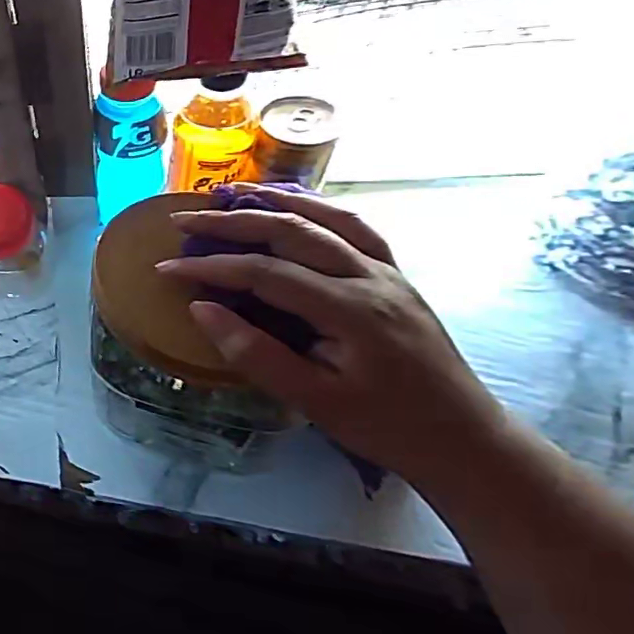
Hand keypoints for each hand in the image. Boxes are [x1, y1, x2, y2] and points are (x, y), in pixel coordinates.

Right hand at [155, 184, 510, 487]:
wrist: (466, 441)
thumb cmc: (385, 425)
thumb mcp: (313, 401)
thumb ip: (254, 352)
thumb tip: (200, 309)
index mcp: (351, 311)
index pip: (265, 273)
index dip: (211, 267)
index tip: (166, 267)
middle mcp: (371, 278)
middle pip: (291, 231)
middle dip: (230, 221)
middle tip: (182, 219)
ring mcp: (387, 272)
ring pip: (325, 217)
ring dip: (272, 200)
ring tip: (229, 192)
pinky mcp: (393, 275)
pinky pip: (352, 226)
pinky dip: (314, 207)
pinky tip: (288, 205)